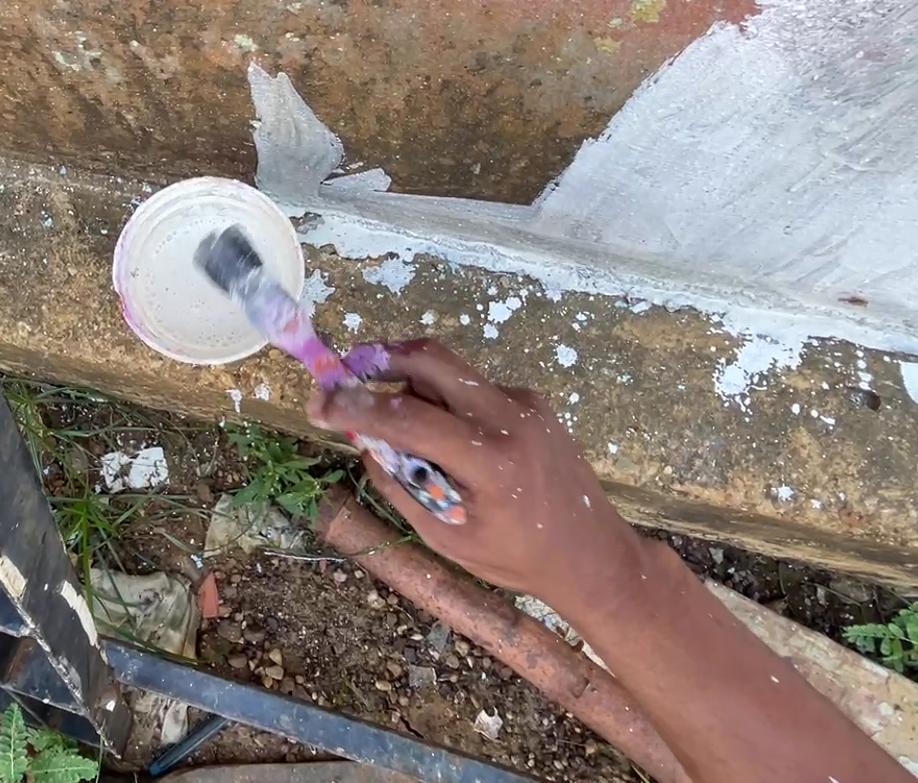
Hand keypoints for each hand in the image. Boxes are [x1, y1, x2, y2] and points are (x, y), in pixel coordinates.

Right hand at [309, 339, 644, 619]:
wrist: (597, 556)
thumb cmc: (518, 560)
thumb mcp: (445, 537)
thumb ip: (398, 484)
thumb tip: (361, 437)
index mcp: (491, 462)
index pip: (409, 418)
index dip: (356, 405)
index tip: (319, 403)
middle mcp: (510, 417)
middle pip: (432, 358)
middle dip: (380, 356)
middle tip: (346, 370)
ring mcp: (525, 401)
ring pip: (448, 372)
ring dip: (412, 385)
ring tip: (403, 426)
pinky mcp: (531, 398)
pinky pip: (470, 387)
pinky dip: (444, 402)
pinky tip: (449, 439)